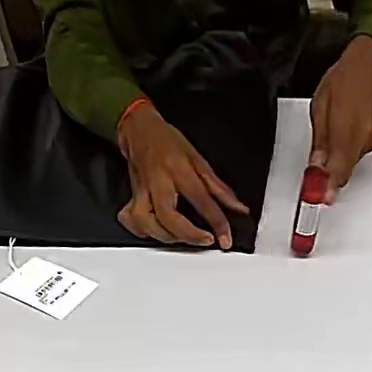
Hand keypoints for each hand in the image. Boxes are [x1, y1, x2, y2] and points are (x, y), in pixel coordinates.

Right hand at [117, 100, 250, 248]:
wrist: (139, 130)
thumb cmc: (168, 143)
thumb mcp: (199, 159)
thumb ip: (219, 188)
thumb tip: (239, 208)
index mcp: (178, 169)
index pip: (201, 199)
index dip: (216, 222)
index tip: (225, 239)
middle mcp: (158, 182)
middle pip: (168, 217)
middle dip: (189, 235)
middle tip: (206, 240)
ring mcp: (141, 192)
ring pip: (147, 224)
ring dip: (168, 237)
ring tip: (184, 237)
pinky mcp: (131, 198)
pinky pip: (133, 222)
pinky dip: (145, 233)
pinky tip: (159, 232)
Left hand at [308, 34, 371, 203]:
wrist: (370, 63)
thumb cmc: (344, 80)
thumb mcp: (319, 109)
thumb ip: (319, 144)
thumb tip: (315, 168)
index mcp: (346, 131)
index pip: (338, 171)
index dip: (327, 188)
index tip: (319, 198)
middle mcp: (364, 139)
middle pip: (344, 171)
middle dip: (329, 173)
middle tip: (316, 171)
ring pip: (351, 162)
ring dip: (339, 158)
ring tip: (333, 133)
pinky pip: (360, 153)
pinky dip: (349, 149)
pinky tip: (345, 131)